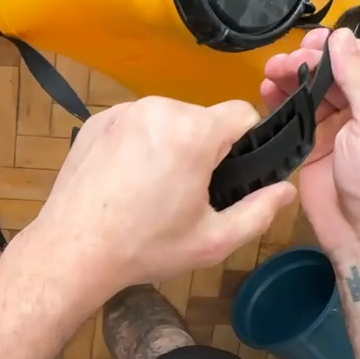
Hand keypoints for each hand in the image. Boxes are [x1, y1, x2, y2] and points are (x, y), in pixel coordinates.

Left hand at [22, 96, 295, 305]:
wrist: (72, 250)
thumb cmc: (145, 247)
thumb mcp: (212, 241)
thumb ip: (258, 213)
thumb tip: (287, 191)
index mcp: (193, 132)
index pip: (243, 113)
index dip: (247, 144)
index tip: (234, 175)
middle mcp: (158, 108)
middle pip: (203, 118)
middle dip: (205, 149)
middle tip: (188, 194)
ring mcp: (122, 111)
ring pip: (167, 120)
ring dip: (171, 145)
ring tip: (153, 190)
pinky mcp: (96, 121)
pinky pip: (135, 124)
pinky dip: (139, 144)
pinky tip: (126, 181)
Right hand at [262, 28, 359, 262]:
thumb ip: (357, 79)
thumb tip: (342, 37)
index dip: (334, 46)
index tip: (306, 42)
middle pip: (332, 73)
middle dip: (305, 63)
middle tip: (279, 63)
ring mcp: (337, 129)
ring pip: (311, 93)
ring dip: (290, 81)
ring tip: (268, 75)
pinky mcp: (313, 148)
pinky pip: (296, 119)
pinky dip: (281, 106)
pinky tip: (266, 96)